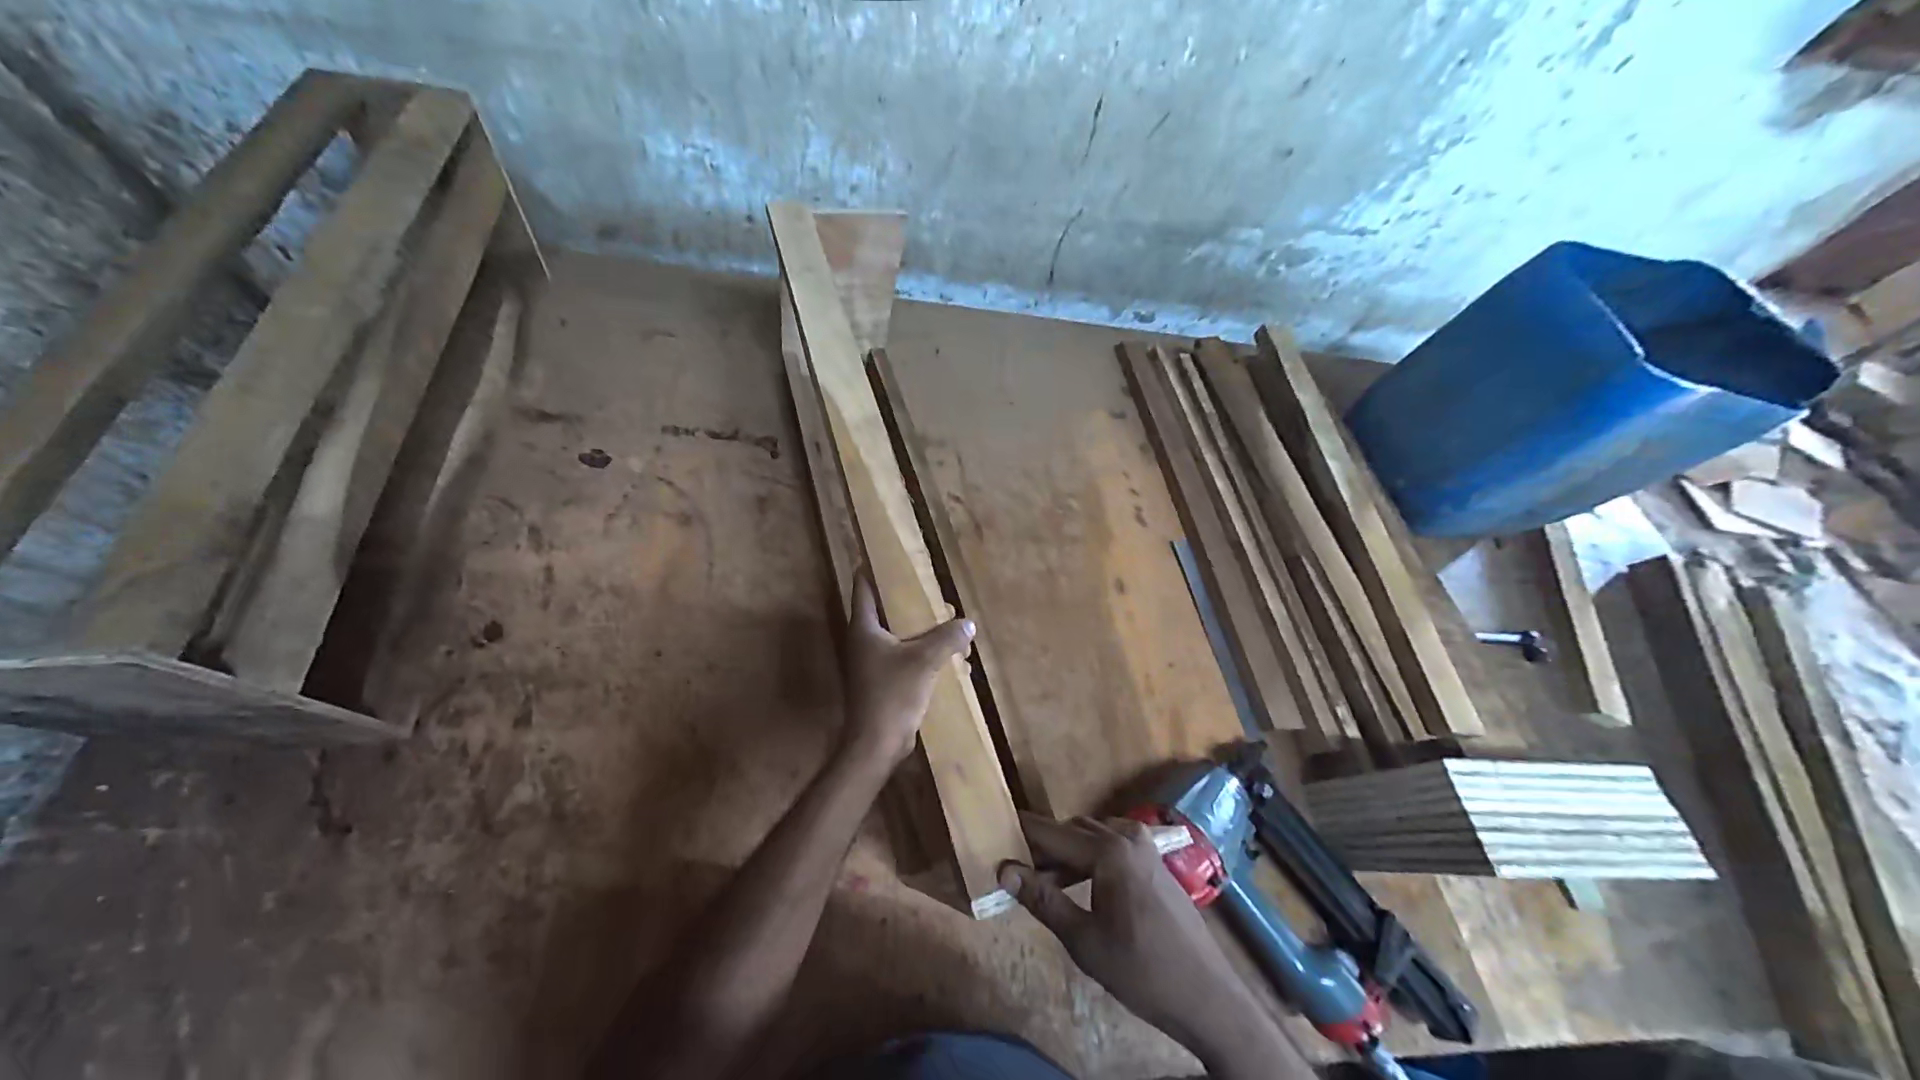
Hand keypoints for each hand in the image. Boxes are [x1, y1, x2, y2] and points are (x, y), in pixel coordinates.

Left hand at [839, 567, 974, 767]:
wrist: (876, 744)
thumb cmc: (892, 695)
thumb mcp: (924, 661)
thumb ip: (947, 638)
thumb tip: (968, 623)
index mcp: (863, 628)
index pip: (863, 587)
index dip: (873, 568)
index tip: (888, 554)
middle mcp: (862, 641)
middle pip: (882, 609)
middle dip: (904, 598)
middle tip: (928, 585)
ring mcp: (870, 663)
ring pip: (894, 634)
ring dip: (916, 627)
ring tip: (943, 617)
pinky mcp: (881, 681)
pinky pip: (902, 656)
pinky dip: (919, 650)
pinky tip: (942, 654)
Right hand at [999, 815, 1300, 1077]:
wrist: (1207, 996)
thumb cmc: (1142, 970)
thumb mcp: (1083, 940)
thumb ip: (1043, 899)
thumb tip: (1004, 869)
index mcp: (1108, 850)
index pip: (1051, 833)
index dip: (1021, 835)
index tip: (992, 835)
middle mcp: (1127, 836)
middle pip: (1072, 830)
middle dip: (1044, 845)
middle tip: (1016, 868)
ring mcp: (1146, 846)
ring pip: (1093, 835)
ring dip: (1068, 851)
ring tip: (1044, 880)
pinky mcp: (1156, 861)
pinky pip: (1113, 844)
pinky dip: (1091, 856)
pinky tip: (1080, 883)